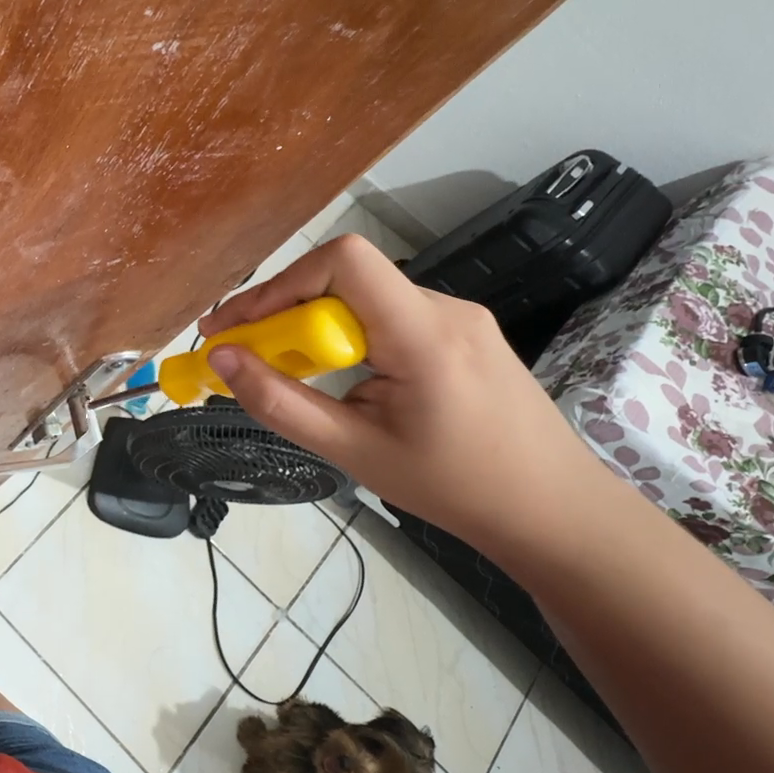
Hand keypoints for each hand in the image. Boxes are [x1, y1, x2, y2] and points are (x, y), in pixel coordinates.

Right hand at [199, 234, 612, 540]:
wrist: (553, 511)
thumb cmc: (454, 487)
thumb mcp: (352, 451)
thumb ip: (278, 402)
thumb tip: (220, 359)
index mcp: (424, 335)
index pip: (344, 261)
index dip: (279, 284)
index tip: (237, 328)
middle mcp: (445, 310)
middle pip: (343, 277)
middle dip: (280, 309)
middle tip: (240, 352)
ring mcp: (458, 318)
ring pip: (361, 295)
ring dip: (309, 323)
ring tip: (281, 367)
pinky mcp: (460, 333)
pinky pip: (383, 314)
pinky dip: (342, 334)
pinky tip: (333, 373)